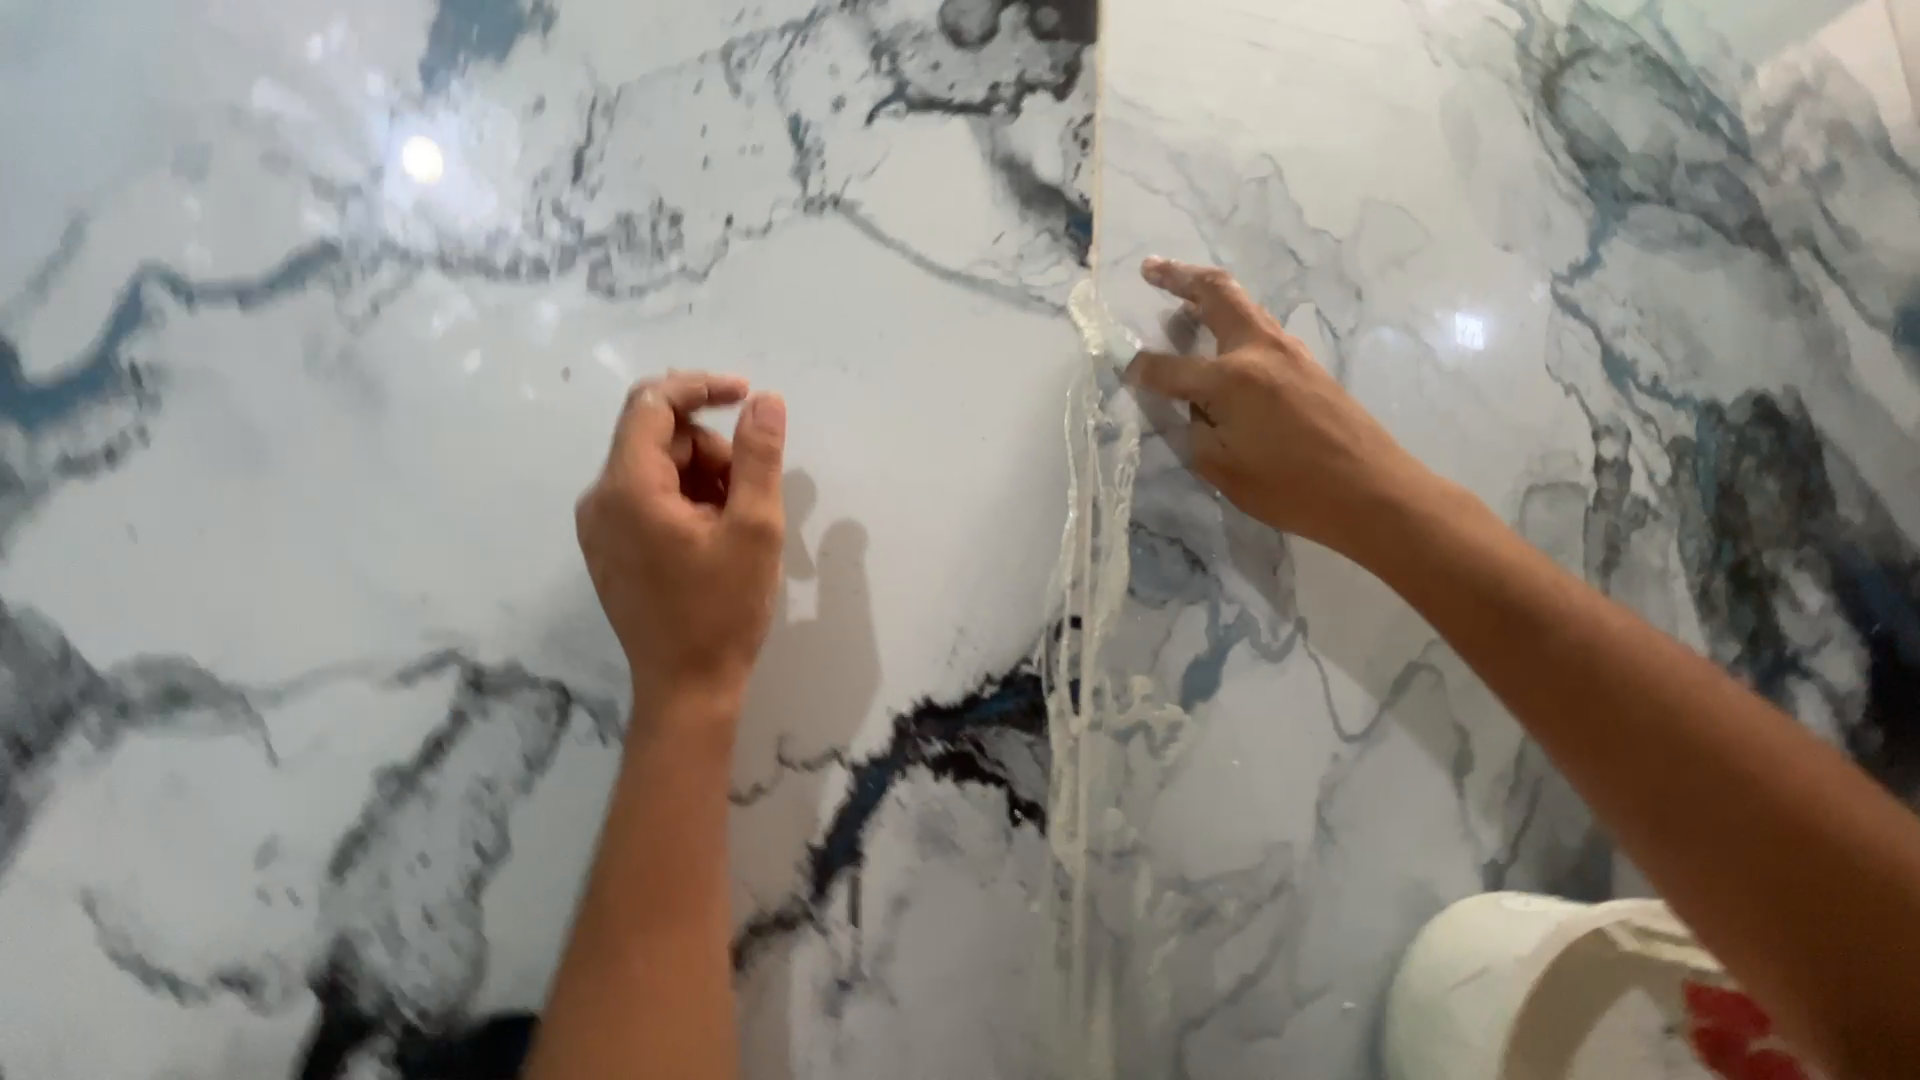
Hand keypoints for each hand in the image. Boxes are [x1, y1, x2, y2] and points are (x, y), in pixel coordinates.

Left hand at [576, 372, 787, 718]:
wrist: (686, 688)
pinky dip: (686, 502)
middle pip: (659, 438)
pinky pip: (648, 499)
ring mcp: (599, 526)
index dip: (702, 387)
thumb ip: (758, 457)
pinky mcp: (609, 548)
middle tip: (751, 497)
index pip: (652, 403)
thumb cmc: (723, 610)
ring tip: (736, 528)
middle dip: (712, 451)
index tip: (748, 396)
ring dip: (704, 479)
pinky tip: (714, 540)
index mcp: (628, 488)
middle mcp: (600, 498)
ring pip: (657, 469)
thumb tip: (765, 401)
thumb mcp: (755, 528)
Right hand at [1127, 257, 1436, 558]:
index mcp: (1232, 378)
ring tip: (1181, 300)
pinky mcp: (1308, 366)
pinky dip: (1233, 321)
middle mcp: (1260, 351)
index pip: (1170, 367)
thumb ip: (1194, 428)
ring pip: (1244, 306)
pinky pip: (1261, 329)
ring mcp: (1290, 353)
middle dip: (1180, 276)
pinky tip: (1221, 340)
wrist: (1372, 491)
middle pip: (1218, 293)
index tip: (1121, 366)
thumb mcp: (1221, 468)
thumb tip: (1191, 404)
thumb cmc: (1290, 488)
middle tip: (1150, 268)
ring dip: (1210, 296)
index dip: (1140, 369)